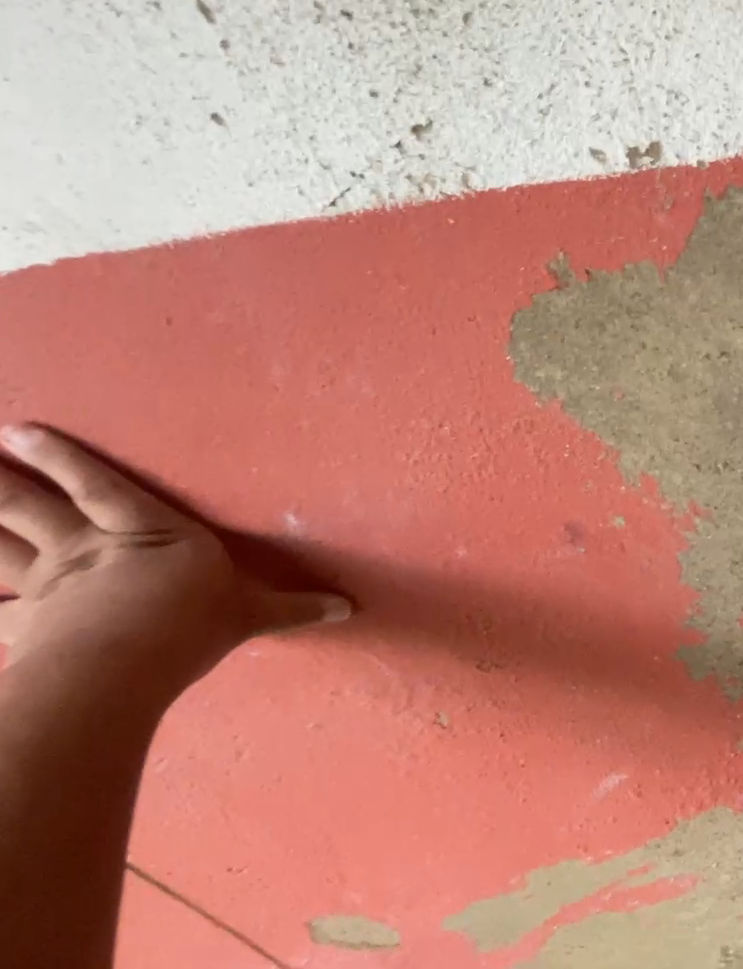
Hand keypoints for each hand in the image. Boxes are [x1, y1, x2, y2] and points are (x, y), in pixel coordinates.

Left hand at [0, 424, 349, 711]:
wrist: (117, 670)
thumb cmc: (190, 626)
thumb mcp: (254, 614)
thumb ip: (294, 609)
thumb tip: (349, 607)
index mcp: (147, 537)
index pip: (102, 489)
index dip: (63, 460)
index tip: (22, 431)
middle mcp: (88, 552)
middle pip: (31, 510)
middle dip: (1, 482)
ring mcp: (46, 589)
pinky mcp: (18, 628)